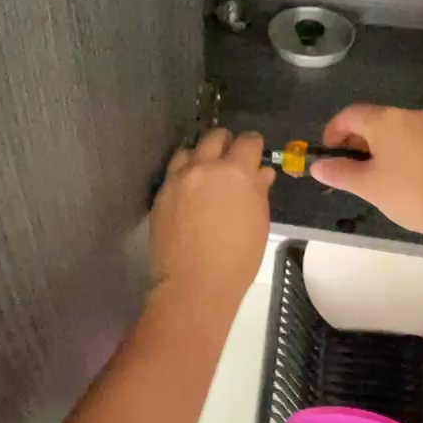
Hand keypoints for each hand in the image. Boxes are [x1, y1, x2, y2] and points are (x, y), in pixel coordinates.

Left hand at [149, 128, 273, 309]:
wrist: (193, 284)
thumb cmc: (237, 259)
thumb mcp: (259, 223)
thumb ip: (259, 191)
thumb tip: (261, 172)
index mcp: (235, 172)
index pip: (248, 141)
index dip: (253, 145)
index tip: (254, 153)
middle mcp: (204, 167)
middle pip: (215, 137)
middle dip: (226, 143)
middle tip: (231, 159)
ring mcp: (178, 178)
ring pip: (189, 150)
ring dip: (200, 155)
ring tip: (206, 171)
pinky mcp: (161, 193)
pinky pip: (174, 172)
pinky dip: (184, 174)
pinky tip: (190, 190)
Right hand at [309, 104, 422, 244]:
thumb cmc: (410, 194)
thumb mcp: (368, 186)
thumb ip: (339, 173)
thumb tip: (317, 166)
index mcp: (385, 120)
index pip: (349, 115)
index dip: (333, 132)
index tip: (329, 155)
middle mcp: (409, 116)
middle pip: (374, 121)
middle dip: (357, 142)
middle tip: (351, 169)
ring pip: (397, 131)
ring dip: (381, 148)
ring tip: (379, 177)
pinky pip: (418, 141)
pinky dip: (404, 154)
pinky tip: (409, 180)